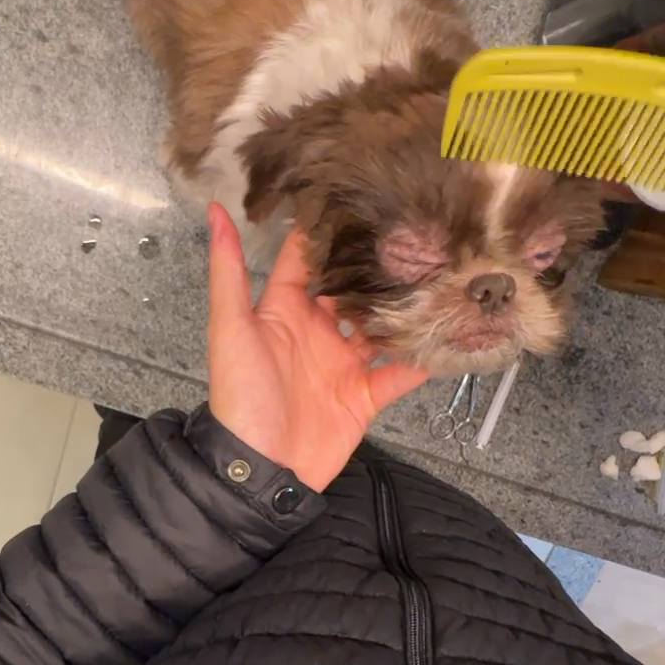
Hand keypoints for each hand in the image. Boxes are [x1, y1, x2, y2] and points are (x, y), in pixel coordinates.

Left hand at [205, 204, 429, 489]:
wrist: (262, 470)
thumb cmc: (240, 398)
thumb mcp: (231, 329)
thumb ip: (229, 272)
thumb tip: (214, 211)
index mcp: (283, 312)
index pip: (305, 260)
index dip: (327, 230)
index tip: (359, 193)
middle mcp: (317, 333)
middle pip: (353, 290)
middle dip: (379, 265)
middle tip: (418, 230)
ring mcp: (343, 365)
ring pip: (382, 327)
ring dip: (406, 307)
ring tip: (443, 273)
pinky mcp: (364, 397)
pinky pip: (399, 373)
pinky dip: (422, 359)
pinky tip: (450, 334)